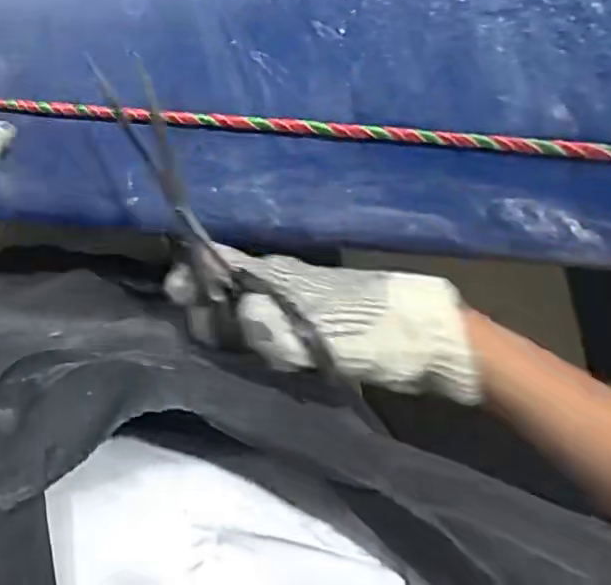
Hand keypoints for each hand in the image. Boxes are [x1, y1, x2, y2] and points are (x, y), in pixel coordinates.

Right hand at [167, 245, 481, 403]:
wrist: (435, 340)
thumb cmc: (368, 329)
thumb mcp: (311, 331)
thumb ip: (265, 326)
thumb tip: (235, 319)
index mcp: (267, 269)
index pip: (210, 260)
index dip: (187, 275)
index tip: (175, 296)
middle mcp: (273, 274)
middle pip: (221, 282)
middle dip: (204, 304)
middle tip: (202, 335)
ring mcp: (293, 293)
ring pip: (242, 301)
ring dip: (228, 322)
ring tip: (227, 347)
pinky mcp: (311, 315)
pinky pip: (266, 318)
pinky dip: (253, 332)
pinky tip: (257, 351)